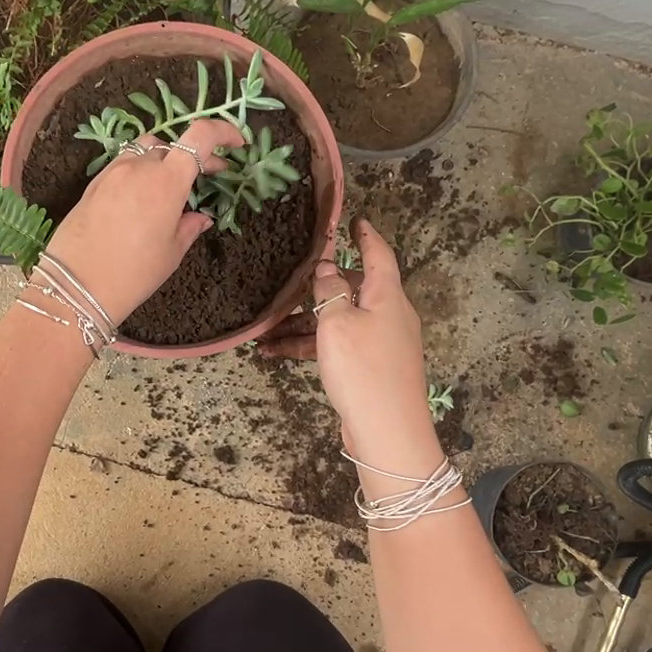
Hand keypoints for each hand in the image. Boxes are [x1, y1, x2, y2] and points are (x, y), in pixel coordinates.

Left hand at [43, 119, 244, 322]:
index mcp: (166, 181)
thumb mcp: (171, 253)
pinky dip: (140, 169)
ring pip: (145, 150)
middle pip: (173, 144)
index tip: (237, 144)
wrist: (77, 285)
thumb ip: (189, 227)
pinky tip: (143, 194)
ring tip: (173, 183)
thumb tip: (200, 217)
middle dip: (195, 155)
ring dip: (164, 158)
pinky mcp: (94, 184)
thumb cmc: (133, 273)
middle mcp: (139, 167)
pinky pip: (123, 164)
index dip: (223, 132)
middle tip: (209, 175)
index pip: (200, 137)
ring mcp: (113, 172)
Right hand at [262, 219, 435, 462]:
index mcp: (387, 295)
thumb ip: (329, 291)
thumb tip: (327, 267)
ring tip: (263, 331)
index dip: (366, 236)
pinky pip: (335, 345)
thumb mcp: (338, 323)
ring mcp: (379, 342)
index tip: (355, 220)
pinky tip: (273, 353)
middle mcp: (387, 314)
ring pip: (337, 320)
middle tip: (287, 281)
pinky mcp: (368, 366)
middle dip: (317, 287)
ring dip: (302, 323)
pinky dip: (308, 345)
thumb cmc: (363, 368)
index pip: (379, 254)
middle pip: (351, 289)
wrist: (387, 430)